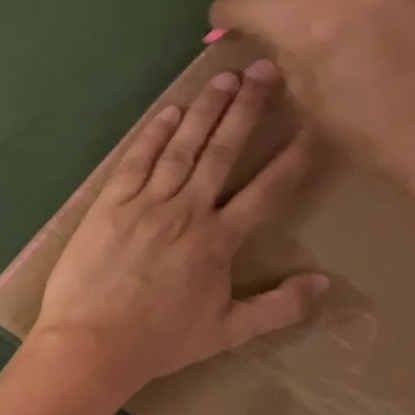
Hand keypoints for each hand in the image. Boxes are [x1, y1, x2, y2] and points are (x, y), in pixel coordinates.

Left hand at [30, 62, 326, 394]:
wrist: (91, 343)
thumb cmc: (158, 342)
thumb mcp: (227, 332)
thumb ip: (278, 308)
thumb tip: (323, 284)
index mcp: (220, 240)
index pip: (268, 189)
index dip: (292, 157)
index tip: (312, 125)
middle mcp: (186, 212)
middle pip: (222, 152)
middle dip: (247, 109)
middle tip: (266, 70)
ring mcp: (143, 206)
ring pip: (180, 149)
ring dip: (204, 111)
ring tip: (225, 78)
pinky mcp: (106, 208)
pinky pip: (133, 163)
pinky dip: (152, 136)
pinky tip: (168, 113)